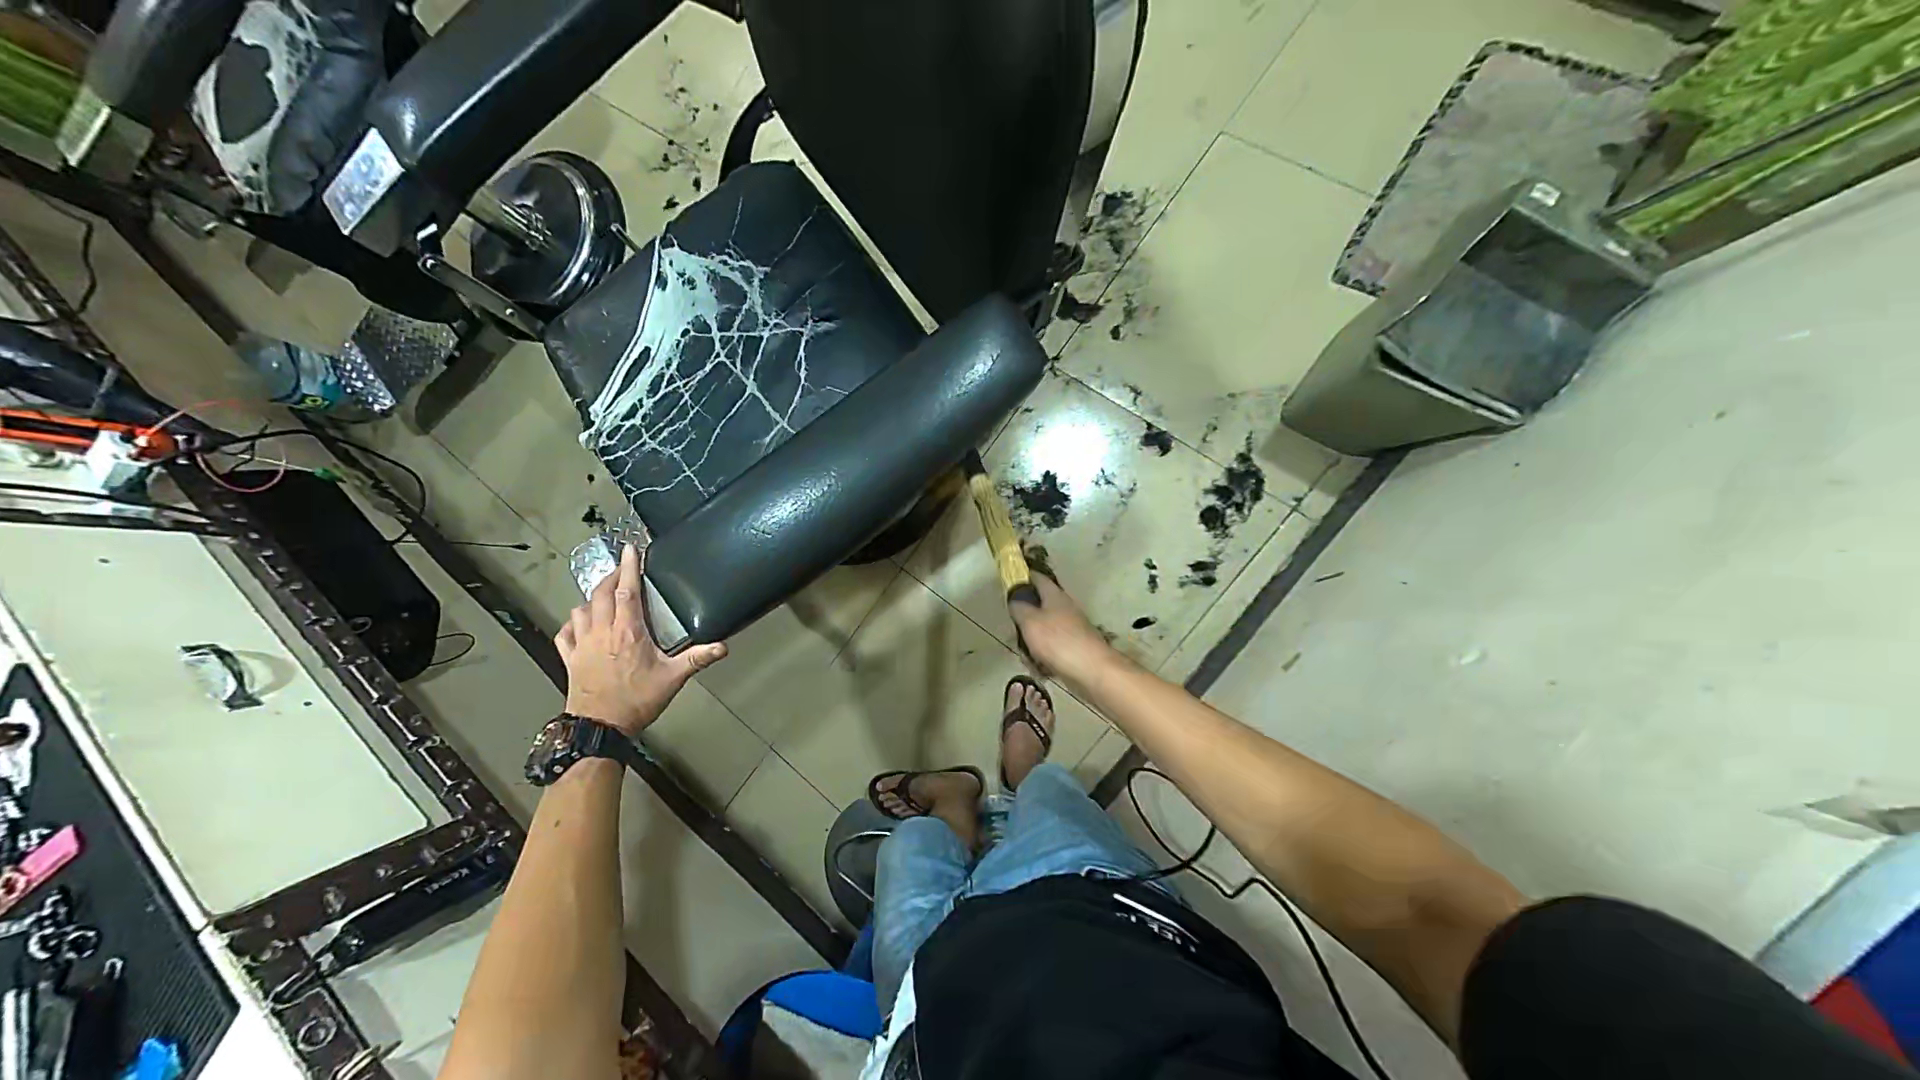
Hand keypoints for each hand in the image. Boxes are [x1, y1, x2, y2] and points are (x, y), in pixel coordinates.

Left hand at [556, 544, 726, 734]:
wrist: (599, 727)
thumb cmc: (636, 701)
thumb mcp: (673, 678)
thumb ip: (697, 658)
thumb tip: (723, 646)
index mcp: (627, 631)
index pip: (626, 590)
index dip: (629, 567)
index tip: (630, 549)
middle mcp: (601, 631)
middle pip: (600, 593)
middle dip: (611, 576)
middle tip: (622, 568)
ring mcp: (581, 644)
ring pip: (580, 608)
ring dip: (591, 597)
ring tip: (603, 595)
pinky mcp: (569, 658)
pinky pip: (565, 632)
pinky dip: (572, 622)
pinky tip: (579, 623)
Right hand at [1009, 569, 1119, 682]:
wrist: (1091, 670)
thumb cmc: (1057, 641)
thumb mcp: (1029, 621)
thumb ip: (1018, 607)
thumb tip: (1015, 599)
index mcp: (1054, 595)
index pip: (1037, 578)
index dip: (1023, 577)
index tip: (1009, 583)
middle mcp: (1065, 608)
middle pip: (1040, 606)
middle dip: (1025, 619)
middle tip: (1014, 630)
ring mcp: (1072, 628)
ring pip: (1044, 629)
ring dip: (1033, 641)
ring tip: (1027, 656)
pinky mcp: (1075, 647)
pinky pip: (1052, 647)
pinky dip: (1044, 656)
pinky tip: (1040, 668)